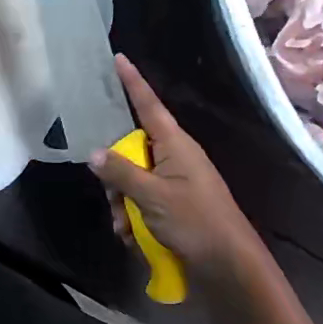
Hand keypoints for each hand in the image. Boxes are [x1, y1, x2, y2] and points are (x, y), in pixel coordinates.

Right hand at [88, 55, 265, 281]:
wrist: (228, 264)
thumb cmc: (194, 222)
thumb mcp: (152, 197)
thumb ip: (121, 173)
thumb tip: (95, 153)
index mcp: (175, 145)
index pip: (149, 105)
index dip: (132, 83)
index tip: (118, 59)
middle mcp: (174, 158)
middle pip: (130, 152)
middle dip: (116, 179)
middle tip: (115, 201)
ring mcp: (174, 183)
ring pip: (132, 182)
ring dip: (123, 206)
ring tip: (127, 229)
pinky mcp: (174, 206)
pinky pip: (142, 204)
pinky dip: (134, 221)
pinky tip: (135, 240)